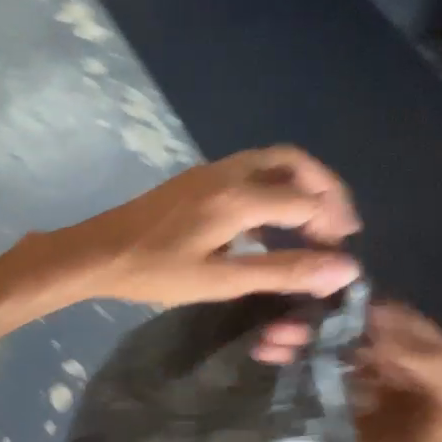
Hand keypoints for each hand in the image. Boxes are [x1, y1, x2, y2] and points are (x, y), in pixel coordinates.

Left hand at [15, 145, 360, 306]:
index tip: (341, 260)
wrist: (94, 252)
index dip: (333, 227)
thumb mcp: (221, 280)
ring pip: (266, 163)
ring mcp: (203, 175)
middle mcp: (222, 174)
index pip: (306, 200)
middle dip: (324, 188)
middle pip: (290, 161)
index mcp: (234, 197)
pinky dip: (270, 191)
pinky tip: (270, 231)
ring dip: (297, 187)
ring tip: (314, 231)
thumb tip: (347, 268)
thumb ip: (283, 271)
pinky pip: (244, 174)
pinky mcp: (190, 183)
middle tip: (341, 228)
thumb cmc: (153, 271)